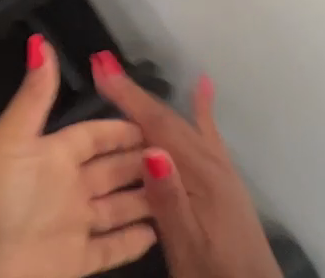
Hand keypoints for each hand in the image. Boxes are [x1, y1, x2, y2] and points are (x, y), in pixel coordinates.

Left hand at [0, 36, 157, 277]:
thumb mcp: (15, 135)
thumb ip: (36, 94)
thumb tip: (40, 42)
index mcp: (53, 153)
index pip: (93, 135)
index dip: (120, 128)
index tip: (153, 120)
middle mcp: (67, 186)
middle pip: (111, 169)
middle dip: (140, 161)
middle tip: (179, 156)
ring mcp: (74, 223)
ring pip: (118, 207)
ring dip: (145, 199)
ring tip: (180, 191)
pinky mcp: (79, 259)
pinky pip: (112, 248)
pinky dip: (133, 241)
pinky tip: (158, 234)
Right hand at [90, 54, 282, 277]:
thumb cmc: (216, 277)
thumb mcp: (187, 247)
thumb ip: (169, 199)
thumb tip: (151, 150)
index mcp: (201, 179)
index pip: (158, 127)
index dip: (128, 97)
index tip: (99, 69)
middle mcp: (213, 166)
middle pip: (169, 120)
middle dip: (134, 93)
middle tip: (100, 68)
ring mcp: (222, 172)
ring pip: (182, 126)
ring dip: (151, 101)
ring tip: (122, 79)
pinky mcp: (225, 182)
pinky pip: (208, 136)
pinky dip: (202, 109)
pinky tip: (202, 86)